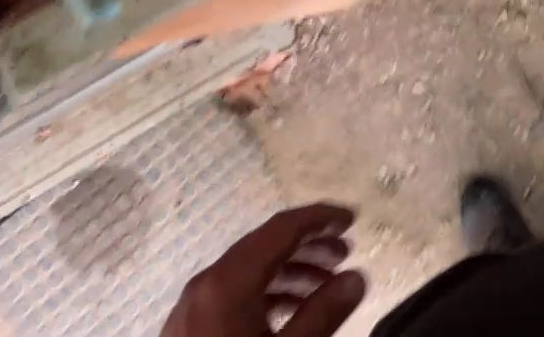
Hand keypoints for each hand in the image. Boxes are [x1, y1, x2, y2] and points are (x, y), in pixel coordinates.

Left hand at [161, 204, 366, 336]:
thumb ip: (324, 313)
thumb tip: (356, 277)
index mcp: (230, 280)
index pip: (283, 228)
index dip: (321, 219)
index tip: (352, 220)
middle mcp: (207, 283)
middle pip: (266, 245)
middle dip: (309, 245)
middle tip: (345, 254)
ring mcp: (192, 307)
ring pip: (250, 270)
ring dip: (291, 269)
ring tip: (326, 286)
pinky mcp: (187, 331)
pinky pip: (234, 294)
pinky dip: (268, 292)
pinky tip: (291, 314)